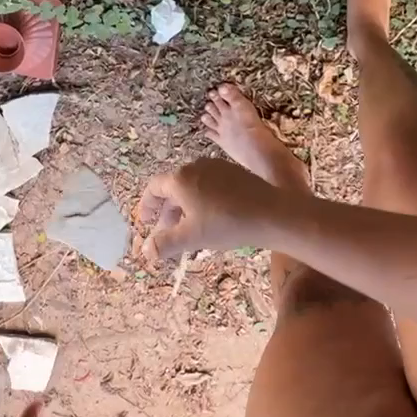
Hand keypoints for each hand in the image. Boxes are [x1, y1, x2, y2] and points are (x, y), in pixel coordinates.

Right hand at [136, 157, 290, 259]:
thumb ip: (165, 243)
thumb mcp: (191, 237)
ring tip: (190, 230)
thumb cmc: (225, 223)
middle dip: (167, 212)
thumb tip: (145, 249)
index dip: (147, 205)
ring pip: (192, 186)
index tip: (145, 222)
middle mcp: (196, 166)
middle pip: (173, 187)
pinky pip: (209, 185)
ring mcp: (216, 167)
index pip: (155, 187)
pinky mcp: (233, 172)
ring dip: (185, 207)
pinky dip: (202, 201)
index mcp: (181, 179)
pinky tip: (212, 219)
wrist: (270, 212)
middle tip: (167, 234)